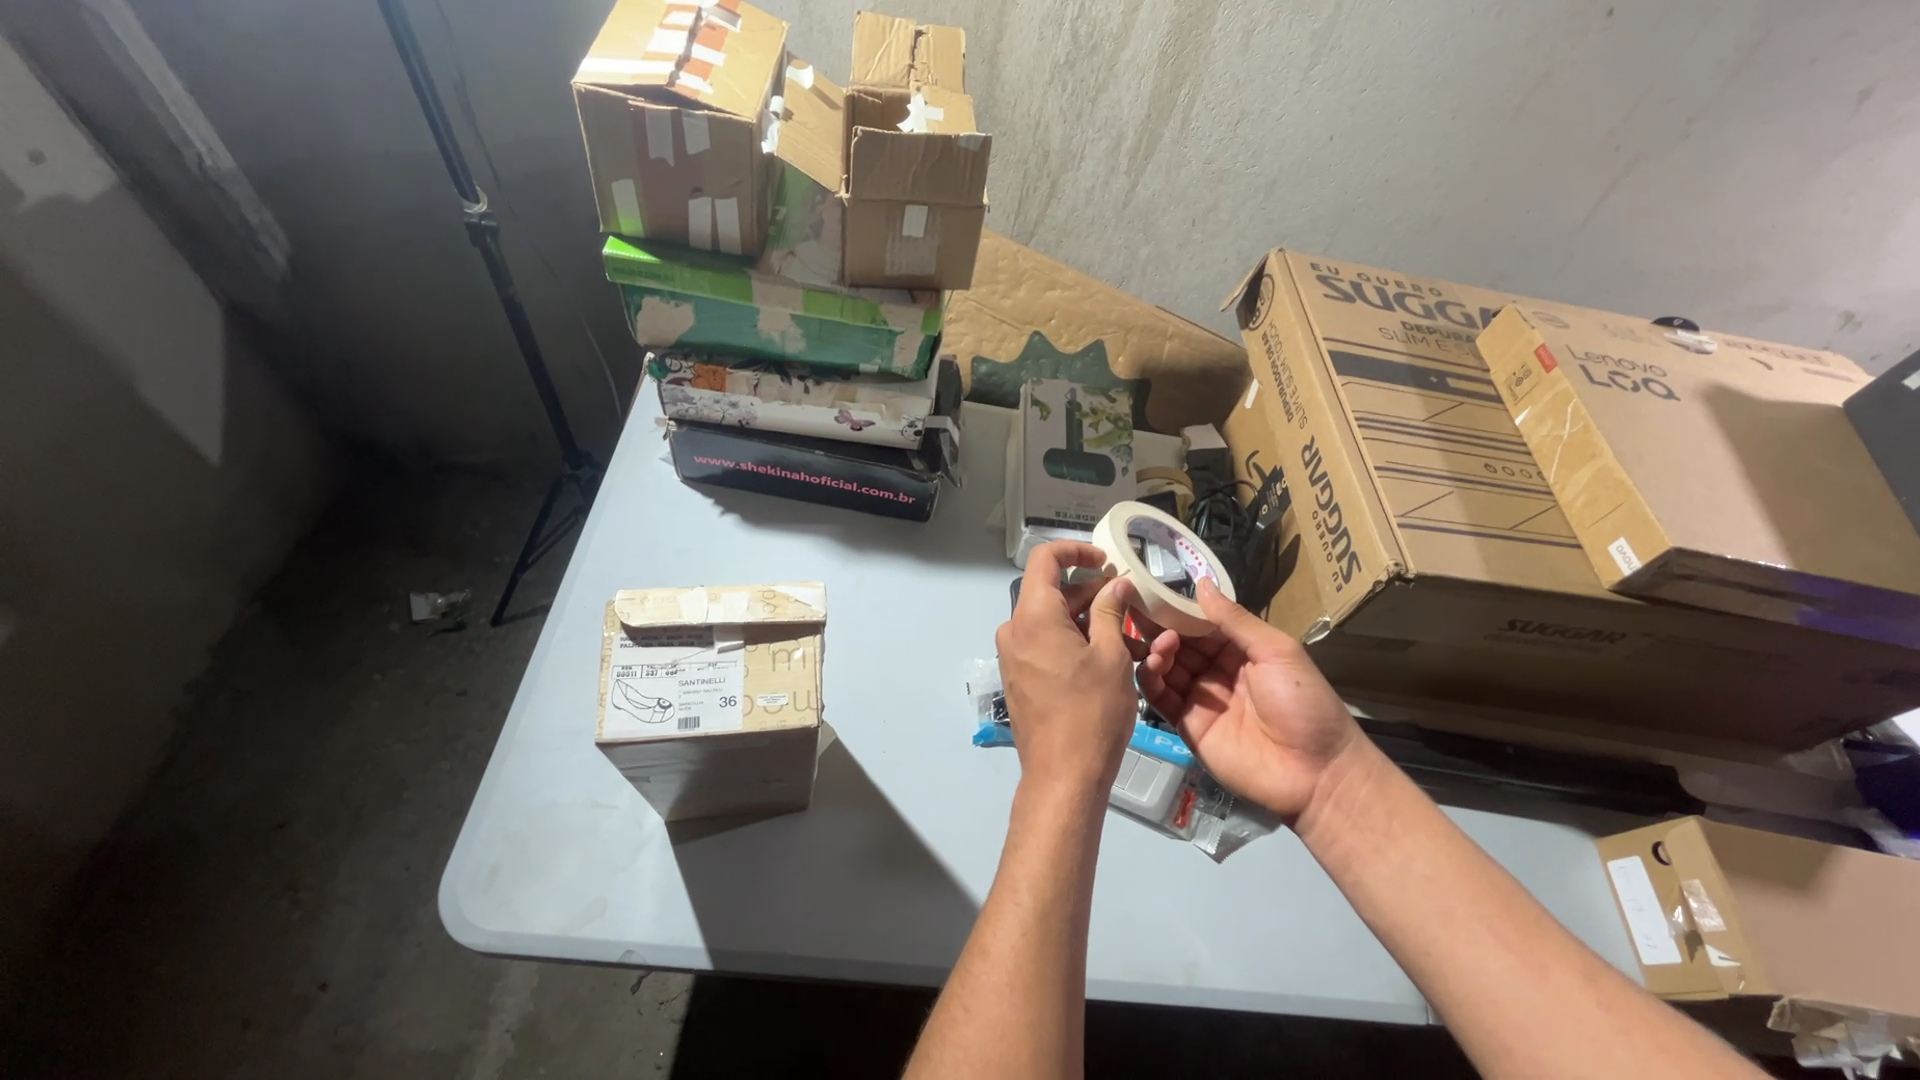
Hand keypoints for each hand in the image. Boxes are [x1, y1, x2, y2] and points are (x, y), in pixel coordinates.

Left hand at [995, 542, 1141, 795]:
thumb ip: (1110, 611)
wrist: (1063, 774)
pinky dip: (1070, 639)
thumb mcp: (1111, 655)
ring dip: (1082, 617)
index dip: (1076, 550)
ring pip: (1048, 620)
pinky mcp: (1018, 677)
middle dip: (1088, 590)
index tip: (1105, 560)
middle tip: (1127, 599)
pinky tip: (1103, 653)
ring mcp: (1012, 655)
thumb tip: (1116, 583)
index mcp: (1032, 616)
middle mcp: (1014, 630)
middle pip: (1049, 591)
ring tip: (1124, 629)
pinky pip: (1042, 643)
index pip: (1045, 559)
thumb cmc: (1092, 711)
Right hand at [1135, 579, 1363, 822]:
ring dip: (1156, 652)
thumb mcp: (1276, 651)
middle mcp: (1216, 671)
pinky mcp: (1187, 725)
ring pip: (1166, 668)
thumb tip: (1202, 582)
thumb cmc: (1303, 704)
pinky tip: (1150, 667)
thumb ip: (1235, 620)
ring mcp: (1200, 699)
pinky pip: (1161, 698)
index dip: (1177, 609)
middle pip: (1179, 644)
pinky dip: (1150, 681)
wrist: (1315, 773)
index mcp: (1240, 650)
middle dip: (1159, 628)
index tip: (1151, 591)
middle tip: (1136, 613)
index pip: (1200, 623)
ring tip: (1157, 646)